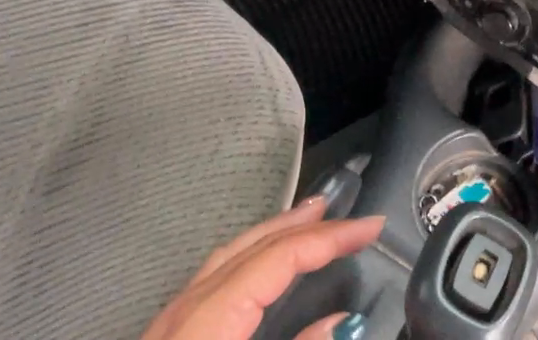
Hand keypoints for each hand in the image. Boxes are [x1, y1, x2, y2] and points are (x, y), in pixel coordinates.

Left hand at [141, 197, 384, 339]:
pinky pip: (210, 280)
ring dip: (271, 236)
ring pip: (225, 259)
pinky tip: (255, 270)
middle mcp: (183, 313)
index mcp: (208, 322)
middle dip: (299, 224)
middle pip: (250, 247)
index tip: (373, 227)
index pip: (279, 258)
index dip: (330, 237)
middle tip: (341, 209)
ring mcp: (165, 328)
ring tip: (304, 222)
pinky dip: (244, 258)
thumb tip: (339, 323)